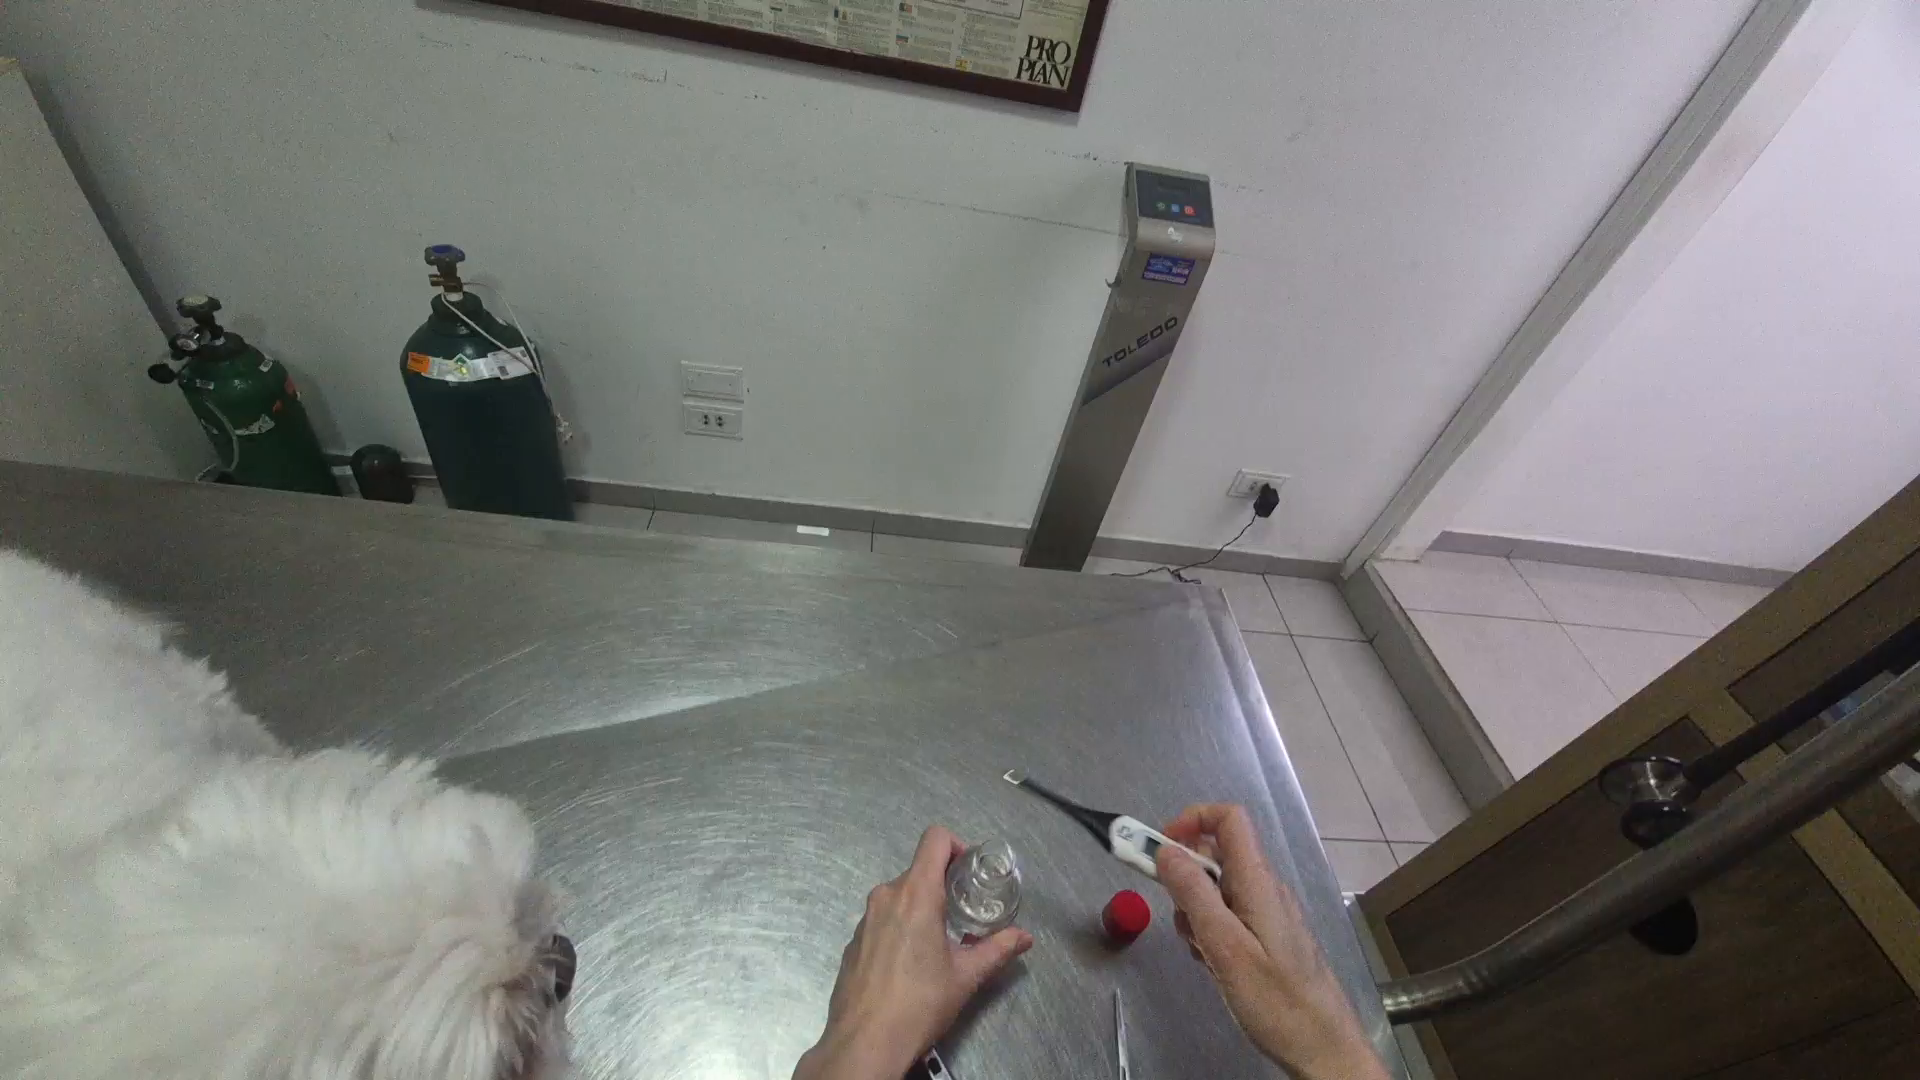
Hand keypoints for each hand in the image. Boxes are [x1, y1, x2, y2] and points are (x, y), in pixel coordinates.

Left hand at [794, 826, 1033, 1079]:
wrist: (863, 1045)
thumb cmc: (919, 1004)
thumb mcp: (965, 977)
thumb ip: (997, 949)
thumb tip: (1024, 937)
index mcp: (916, 892)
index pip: (935, 838)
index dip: (957, 845)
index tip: (969, 873)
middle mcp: (887, 894)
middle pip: (919, 869)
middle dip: (943, 886)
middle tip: (962, 915)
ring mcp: (866, 917)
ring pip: (900, 895)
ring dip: (921, 908)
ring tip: (937, 943)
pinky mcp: (854, 939)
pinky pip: (883, 918)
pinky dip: (900, 927)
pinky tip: (908, 965)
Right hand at [1157, 804, 1388, 1079]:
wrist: (1326, 1054)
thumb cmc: (1277, 1001)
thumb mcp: (1226, 947)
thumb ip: (1194, 894)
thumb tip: (1165, 850)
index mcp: (1257, 880)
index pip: (1229, 818)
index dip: (1193, 819)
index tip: (1162, 846)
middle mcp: (1264, 886)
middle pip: (1215, 854)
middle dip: (1185, 876)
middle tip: (1178, 915)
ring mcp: (1267, 911)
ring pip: (1217, 887)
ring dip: (1196, 908)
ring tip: (1201, 948)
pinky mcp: (1267, 935)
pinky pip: (1228, 913)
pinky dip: (1211, 928)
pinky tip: (1213, 960)